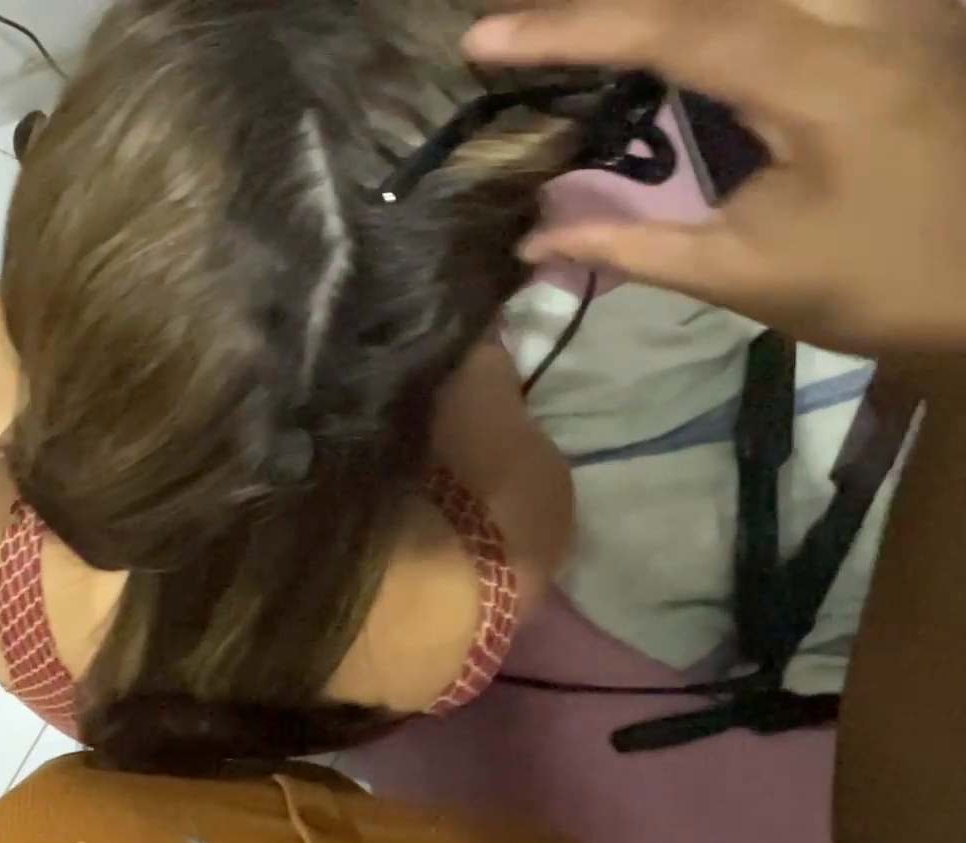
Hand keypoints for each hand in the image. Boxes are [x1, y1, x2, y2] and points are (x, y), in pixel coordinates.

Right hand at [467, 0, 965, 357]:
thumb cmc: (871, 283)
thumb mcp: (733, 273)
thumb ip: (625, 245)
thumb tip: (529, 239)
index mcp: (829, 85)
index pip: (683, 29)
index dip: (578, 28)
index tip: (486, 38)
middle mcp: (867, 23)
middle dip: (603, 3)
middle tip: (514, 24)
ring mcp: (887, 15)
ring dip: (653, 6)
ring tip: (573, 29)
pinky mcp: (886, 26)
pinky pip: (780, 2)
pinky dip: (701, 15)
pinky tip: (656, 35)